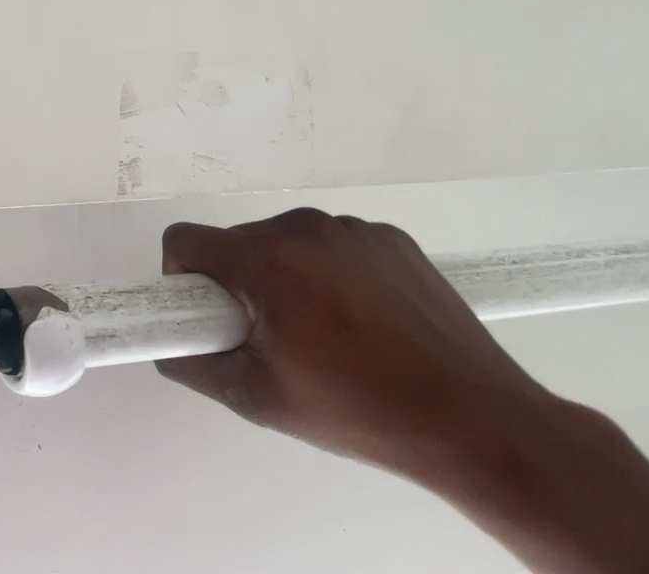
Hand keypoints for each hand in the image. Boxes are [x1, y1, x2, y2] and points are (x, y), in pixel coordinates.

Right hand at [154, 208, 559, 479]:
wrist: (477, 420)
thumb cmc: (360, 409)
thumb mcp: (259, 398)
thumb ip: (195, 366)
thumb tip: (171, 349)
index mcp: (265, 259)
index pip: (185, 240)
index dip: (180, 277)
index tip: (206, 314)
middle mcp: (304, 227)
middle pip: (237, 243)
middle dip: (238, 284)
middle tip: (270, 339)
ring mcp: (354, 229)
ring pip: (286, 243)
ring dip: (285, 277)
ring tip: (325, 335)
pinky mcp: (393, 239)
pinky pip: (334, 246)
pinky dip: (331, 273)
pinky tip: (364, 322)